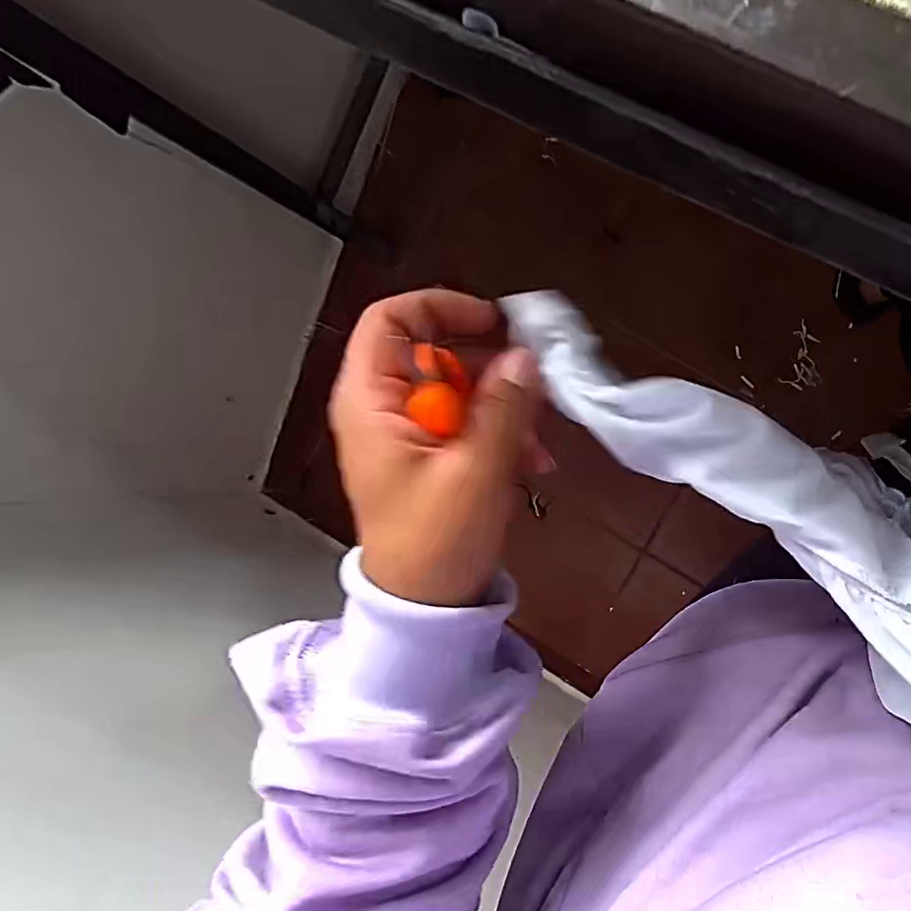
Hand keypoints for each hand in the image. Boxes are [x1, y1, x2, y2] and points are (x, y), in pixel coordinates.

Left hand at [329, 289, 546, 605]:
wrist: (428, 600)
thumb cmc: (437, 537)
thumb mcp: (476, 469)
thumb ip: (504, 408)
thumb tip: (526, 356)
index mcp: (373, 402)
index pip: (394, 322)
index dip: (445, 309)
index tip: (498, 323)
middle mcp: (389, 408)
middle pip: (442, 356)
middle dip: (497, 374)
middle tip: (537, 394)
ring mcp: (414, 433)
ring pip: (469, 391)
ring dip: (511, 411)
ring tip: (537, 449)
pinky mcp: (439, 455)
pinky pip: (477, 423)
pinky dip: (509, 435)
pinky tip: (532, 463)